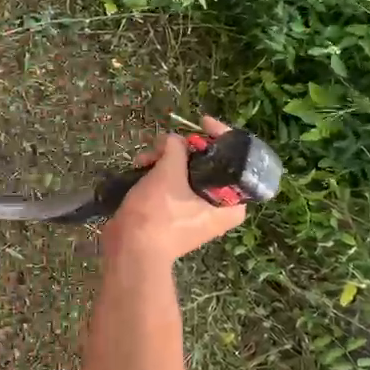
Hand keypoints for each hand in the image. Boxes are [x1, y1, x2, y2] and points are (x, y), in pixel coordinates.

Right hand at [102, 116, 246, 271]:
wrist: (132, 248)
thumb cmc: (158, 214)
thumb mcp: (168, 176)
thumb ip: (176, 150)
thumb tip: (173, 140)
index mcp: (231, 203)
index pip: (236, 161)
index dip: (219, 137)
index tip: (200, 121)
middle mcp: (220, 206)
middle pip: (207, 164)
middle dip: (180, 150)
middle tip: (159, 146)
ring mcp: (197, 209)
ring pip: (186, 171)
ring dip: (163, 160)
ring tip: (142, 160)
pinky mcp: (176, 211)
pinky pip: (173, 183)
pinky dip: (158, 172)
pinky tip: (140, 169)